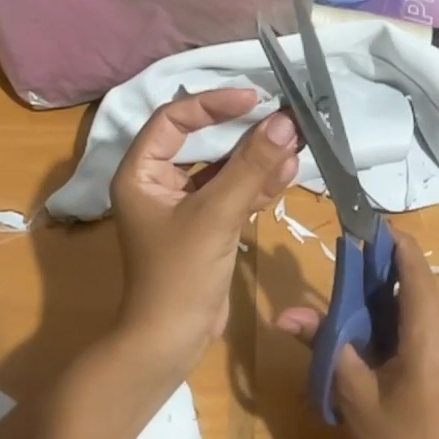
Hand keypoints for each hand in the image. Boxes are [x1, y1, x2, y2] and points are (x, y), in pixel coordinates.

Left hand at [111, 88, 300, 372]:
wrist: (172, 340)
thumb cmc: (180, 273)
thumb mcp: (216, 214)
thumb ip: (250, 167)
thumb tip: (285, 122)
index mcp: (141, 173)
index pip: (173, 120)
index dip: (212, 104)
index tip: (253, 98)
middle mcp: (158, 183)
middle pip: (203, 142)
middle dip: (244, 132)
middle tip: (284, 119)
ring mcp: (184, 206)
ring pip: (224, 170)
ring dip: (258, 159)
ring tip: (296, 144)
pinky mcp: (207, 227)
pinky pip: (233, 194)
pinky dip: (258, 185)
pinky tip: (288, 172)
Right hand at [276, 230, 438, 438]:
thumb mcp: (355, 400)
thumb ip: (328, 348)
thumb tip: (286, 315)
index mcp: (431, 341)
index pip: (417, 274)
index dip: (398, 246)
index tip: (376, 229)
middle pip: (422, 303)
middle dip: (389, 295)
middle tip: (354, 304)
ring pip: (433, 329)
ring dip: (404, 327)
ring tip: (373, 352)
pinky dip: (421, 350)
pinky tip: (402, 381)